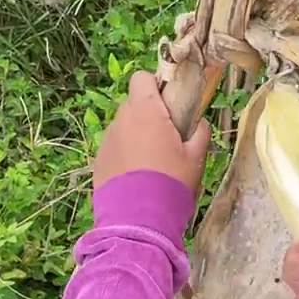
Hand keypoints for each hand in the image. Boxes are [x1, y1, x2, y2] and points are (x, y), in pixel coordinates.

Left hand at [93, 71, 212, 190]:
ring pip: (124, 127)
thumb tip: (200, 123)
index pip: (142, 78)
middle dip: (149, 114)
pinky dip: (125, 155)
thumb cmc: (171, 183)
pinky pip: (115, 148)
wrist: (139, 220)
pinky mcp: (99, 160)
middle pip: (134, 104)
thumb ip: (200, 133)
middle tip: (167, 138)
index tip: (170, 105)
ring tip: (152, 163)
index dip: (156, 86)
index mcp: (145, 111)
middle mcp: (121, 120)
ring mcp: (107, 140)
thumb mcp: (196, 159)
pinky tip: (138, 177)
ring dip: (136, 135)